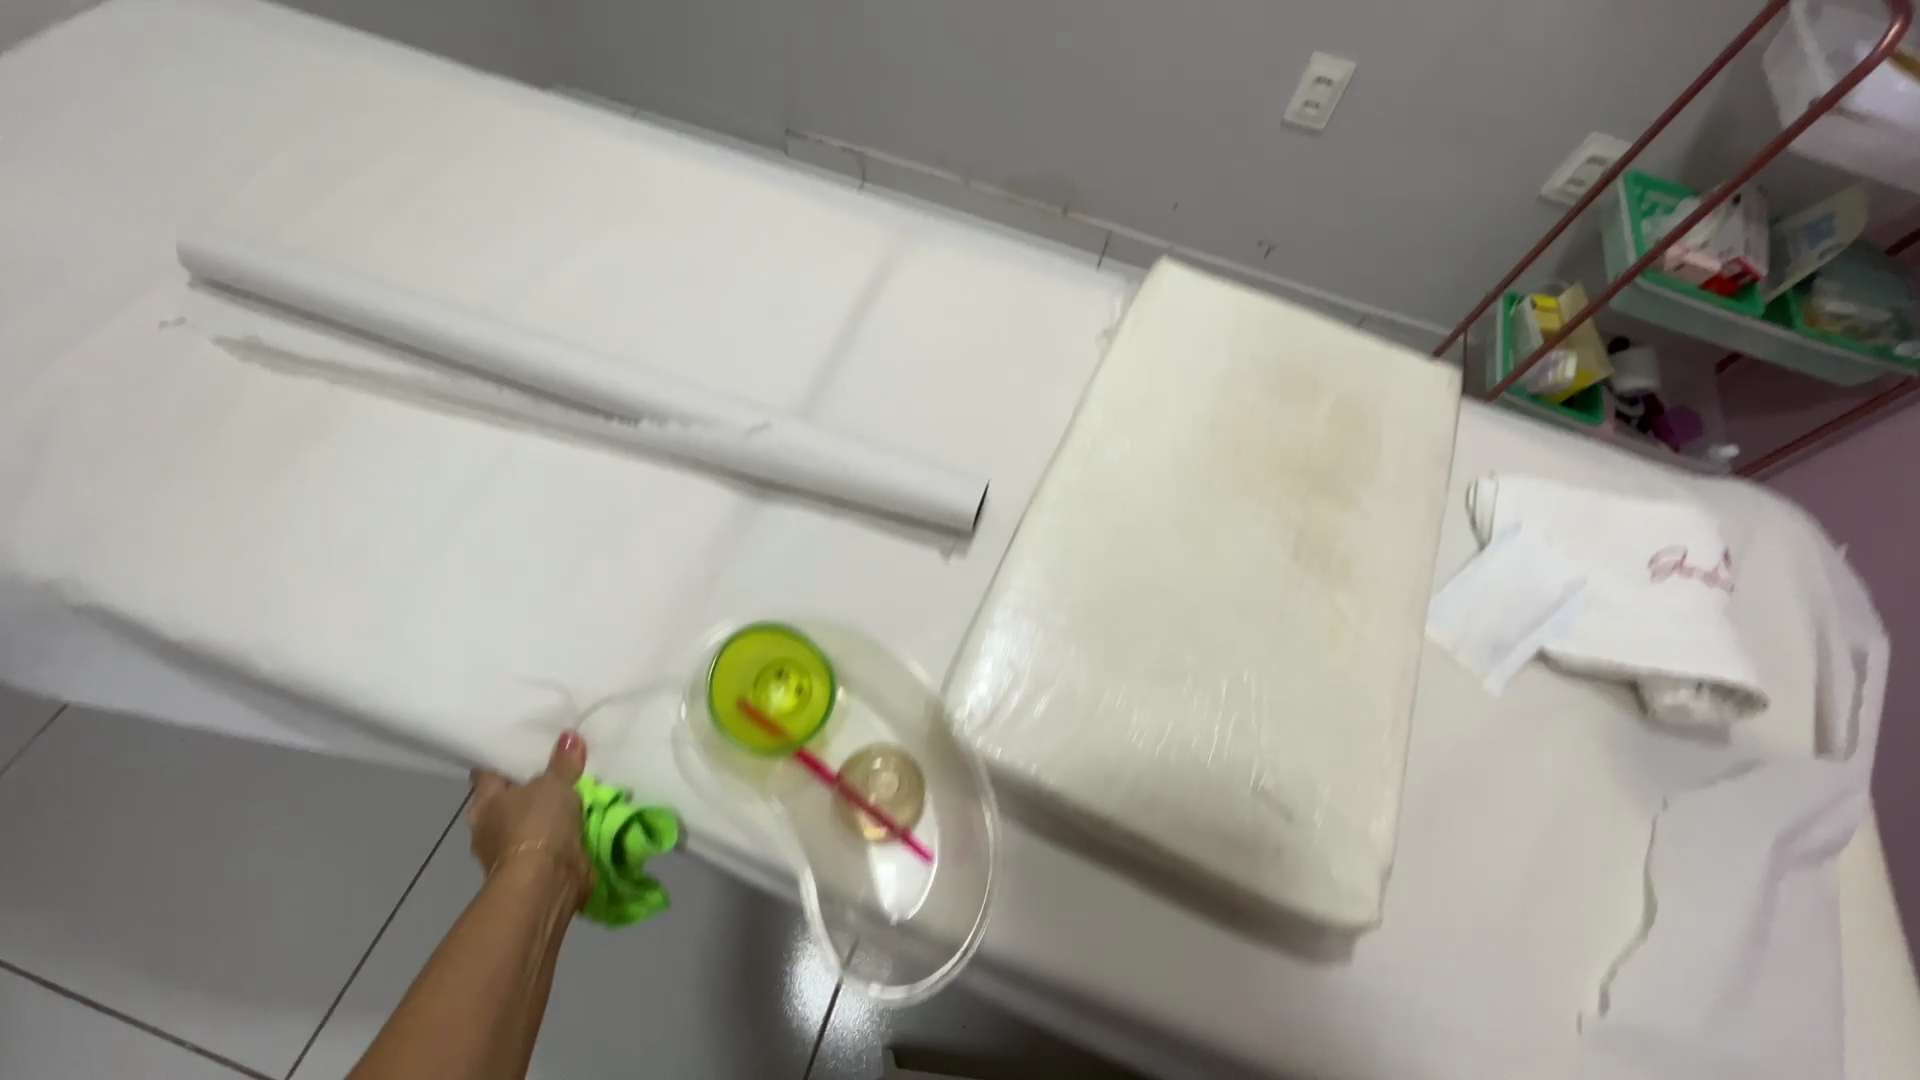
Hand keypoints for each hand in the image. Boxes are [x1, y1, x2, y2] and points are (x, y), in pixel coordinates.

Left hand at [468, 732, 591, 904]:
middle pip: (507, 799)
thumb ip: (562, 762)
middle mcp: (488, 827)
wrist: (546, 882)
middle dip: (527, 788)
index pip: (488, 773)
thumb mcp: (555, 784)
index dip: (503, 760)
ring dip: (544, 814)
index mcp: (484, 803)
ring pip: (526, 822)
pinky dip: (557, 835)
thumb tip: (569, 736)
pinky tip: (576, 822)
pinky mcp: (530, 869)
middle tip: (554, 768)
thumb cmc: (537, 825)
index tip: (522, 748)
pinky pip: (545, 842)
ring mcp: (507, 851)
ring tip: (571, 794)